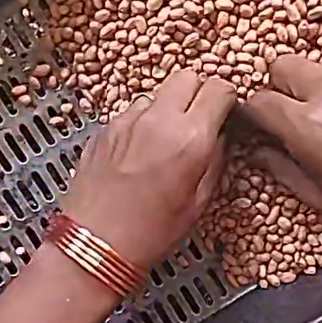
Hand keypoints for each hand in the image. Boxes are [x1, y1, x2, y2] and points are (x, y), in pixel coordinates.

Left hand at [0, 70, 232, 322]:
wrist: (94, 246)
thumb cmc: (148, 233)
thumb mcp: (199, 203)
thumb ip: (216, 160)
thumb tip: (220, 137)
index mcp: (189, 138)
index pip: (219, 87)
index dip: (226, 98)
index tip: (225, 112)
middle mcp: (157, 120)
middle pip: (187, 76)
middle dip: (198, 92)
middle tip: (199, 119)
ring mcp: (126, 121)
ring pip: (157, 93)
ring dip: (168, 108)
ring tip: (166, 142)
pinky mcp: (104, 128)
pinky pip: (132, 111)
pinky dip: (142, 123)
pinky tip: (141, 152)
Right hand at [240, 56, 321, 250]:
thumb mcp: (319, 197)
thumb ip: (281, 166)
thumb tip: (258, 151)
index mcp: (309, 126)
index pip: (260, 100)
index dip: (251, 113)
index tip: (254, 126)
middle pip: (282, 66)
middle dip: (275, 88)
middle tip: (282, 117)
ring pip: (312, 66)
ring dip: (302, 86)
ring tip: (313, 118)